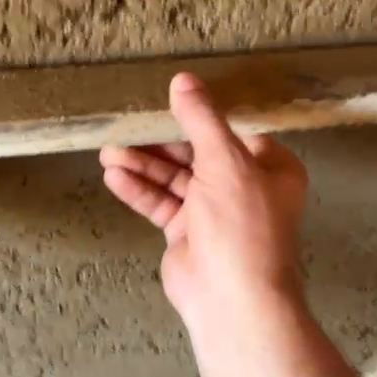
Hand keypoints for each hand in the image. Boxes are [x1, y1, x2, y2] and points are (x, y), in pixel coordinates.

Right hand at [100, 73, 309, 338]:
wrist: (231, 298)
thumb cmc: (240, 225)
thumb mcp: (224, 162)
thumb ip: (201, 119)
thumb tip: (183, 79)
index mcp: (268, 167)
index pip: (229, 132)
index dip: (197, 117)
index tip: (163, 103)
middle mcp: (242, 186)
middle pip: (194, 154)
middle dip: (157, 145)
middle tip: (123, 130)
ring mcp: (212, 212)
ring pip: (173, 179)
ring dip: (142, 166)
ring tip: (107, 154)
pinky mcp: (186, 233)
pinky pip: (160, 204)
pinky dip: (139, 191)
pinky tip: (114, 178)